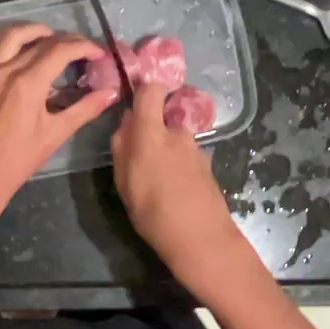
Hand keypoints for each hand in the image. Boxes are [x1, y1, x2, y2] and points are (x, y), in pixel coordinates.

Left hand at [0, 24, 115, 200]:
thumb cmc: (20, 158)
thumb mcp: (56, 133)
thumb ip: (85, 109)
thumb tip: (111, 93)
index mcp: (28, 83)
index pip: (61, 51)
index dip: (83, 47)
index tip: (98, 53)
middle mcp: (6, 69)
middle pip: (41, 41)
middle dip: (66, 40)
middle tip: (82, 48)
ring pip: (11, 35)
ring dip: (34, 31)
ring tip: (51, 37)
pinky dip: (4, 38)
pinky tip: (16, 44)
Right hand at [111, 82, 235, 258]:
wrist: (201, 238)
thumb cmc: (153, 211)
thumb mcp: (123, 181)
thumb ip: (122, 147)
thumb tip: (126, 122)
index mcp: (152, 132)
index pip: (152, 90)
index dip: (145, 89)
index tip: (136, 101)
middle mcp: (177, 134)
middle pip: (161, 121)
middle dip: (150, 134)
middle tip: (138, 162)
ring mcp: (196, 150)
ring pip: (173, 142)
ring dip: (163, 154)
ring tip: (156, 185)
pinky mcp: (207, 167)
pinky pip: (185, 159)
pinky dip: (177, 169)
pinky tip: (173, 194)